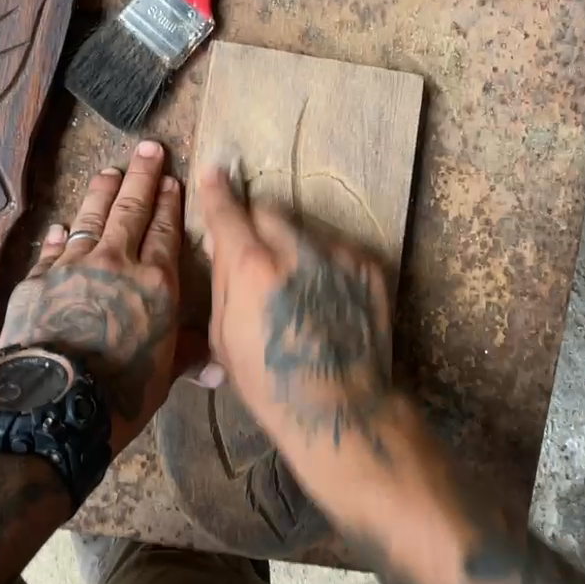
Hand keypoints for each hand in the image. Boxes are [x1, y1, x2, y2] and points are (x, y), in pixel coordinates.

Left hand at [0, 140, 181, 450]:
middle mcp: (117, 262)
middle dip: (143, 176)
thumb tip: (218, 368)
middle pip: (132, 209)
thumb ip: (187, 356)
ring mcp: (74, 266)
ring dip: (102, 191)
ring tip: (110, 170)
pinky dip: (61, 235)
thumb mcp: (163, 375)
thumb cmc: (121, 392)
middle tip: (149, 147)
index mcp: (155, 282)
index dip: (169, 203)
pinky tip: (63, 226)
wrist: (54, 403)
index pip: (165, 230)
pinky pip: (53, 249)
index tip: (172, 178)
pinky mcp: (39, 279)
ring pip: (92, 217)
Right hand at [193, 163, 394, 459]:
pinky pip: (335, 247)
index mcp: (253, 267)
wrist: (344, 409)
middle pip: (269, 208)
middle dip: (257, 221)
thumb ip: (222, 279)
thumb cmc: (270, 383)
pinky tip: (324, 296)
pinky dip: (323, 261)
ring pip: (304, 227)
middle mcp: (296, 248)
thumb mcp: (224, 336)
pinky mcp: (369, 264)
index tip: (215, 174)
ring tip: (296, 284)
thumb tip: (221, 240)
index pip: (228, 210)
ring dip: (292, 243)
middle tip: (256, 250)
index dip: (217, 191)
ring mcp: (338, 254)